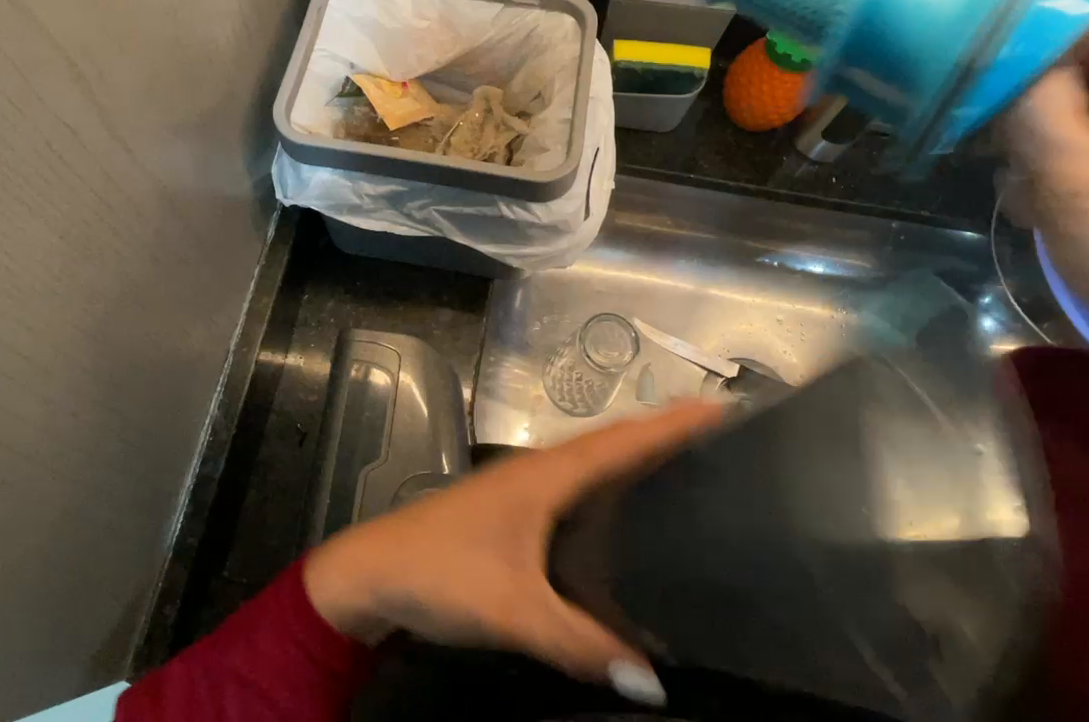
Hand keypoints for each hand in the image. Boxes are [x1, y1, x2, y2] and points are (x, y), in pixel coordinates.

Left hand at [302, 401, 726, 706]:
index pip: (619, 441)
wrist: (370, 573)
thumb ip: (580, 642)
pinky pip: (573, 482)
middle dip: (660, 433)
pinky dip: (606, 481)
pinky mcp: (510, 507)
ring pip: (589, 461)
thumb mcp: (513, 611)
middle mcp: (537, 469)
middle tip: (716, 435)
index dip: (668, 424)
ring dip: (632, 454)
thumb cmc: (441, 574)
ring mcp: (520, 486)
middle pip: (610, 442)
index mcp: (544, 476)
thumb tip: (655, 681)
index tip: (718, 406)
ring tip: (684, 463)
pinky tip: (620, 508)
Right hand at [1002, 1, 1088, 500]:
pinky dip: (1084, 130)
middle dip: (1049, 88)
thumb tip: (994, 45)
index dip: (1039, 40)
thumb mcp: (1070, 179)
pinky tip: (1065, 173)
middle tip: (1006, 139)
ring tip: (1038, 169)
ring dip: (1060, 114)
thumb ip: (1033, 99)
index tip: (981, 79)